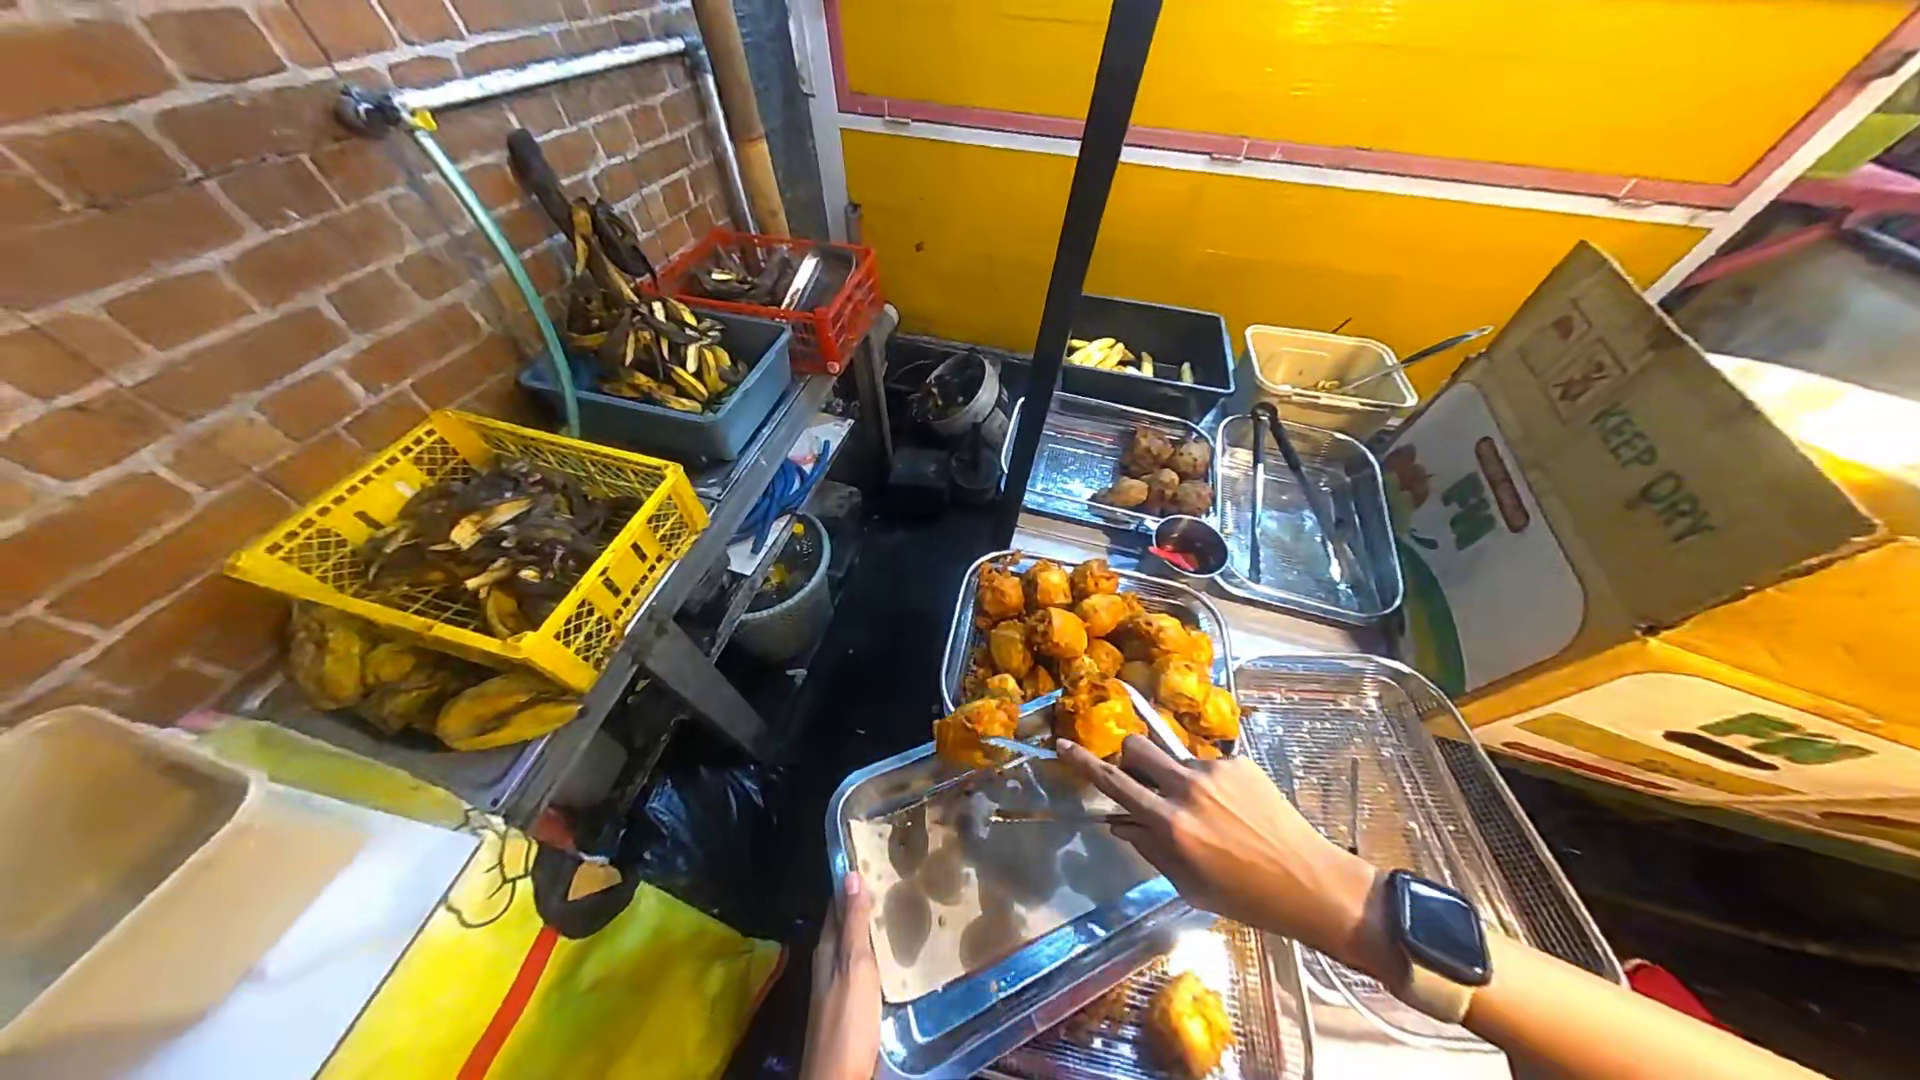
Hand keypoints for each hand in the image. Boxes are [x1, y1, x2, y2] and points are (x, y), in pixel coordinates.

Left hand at [800, 872, 880, 1079]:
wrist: (838, 1078)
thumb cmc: (847, 1018)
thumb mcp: (854, 965)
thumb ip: (854, 924)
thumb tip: (850, 874)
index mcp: (826, 946)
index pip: (836, 902)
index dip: (851, 880)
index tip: (873, 857)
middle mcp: (828, 960)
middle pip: (845, 921)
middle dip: (863, 899)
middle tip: (894, 877)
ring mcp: (837, 982)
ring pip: (853, 942)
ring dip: (871, 925)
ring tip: (899, 906)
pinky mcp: (849, 1001)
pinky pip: (861, 963)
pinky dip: (875, 949)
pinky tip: (892, 950)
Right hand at [1059, 735, 1390, 975]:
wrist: (1312, 883)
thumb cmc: (1245, 896)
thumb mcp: (1187, 882)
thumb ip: (1148, 846)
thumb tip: (1119, 821)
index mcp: (1171, 824)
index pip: (1114, 783)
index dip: (1083, 763)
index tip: (1062, 745)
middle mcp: (1187, 788)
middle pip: (1137, 747)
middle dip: (1130, 757)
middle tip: (1144, 778)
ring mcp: (1215, 771)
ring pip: (1174, 757)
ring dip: (1175, 776)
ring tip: (1206, 808)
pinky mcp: (1239, 763)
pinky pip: (1208, 764)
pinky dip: (1209, 783)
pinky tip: (1235, 808)